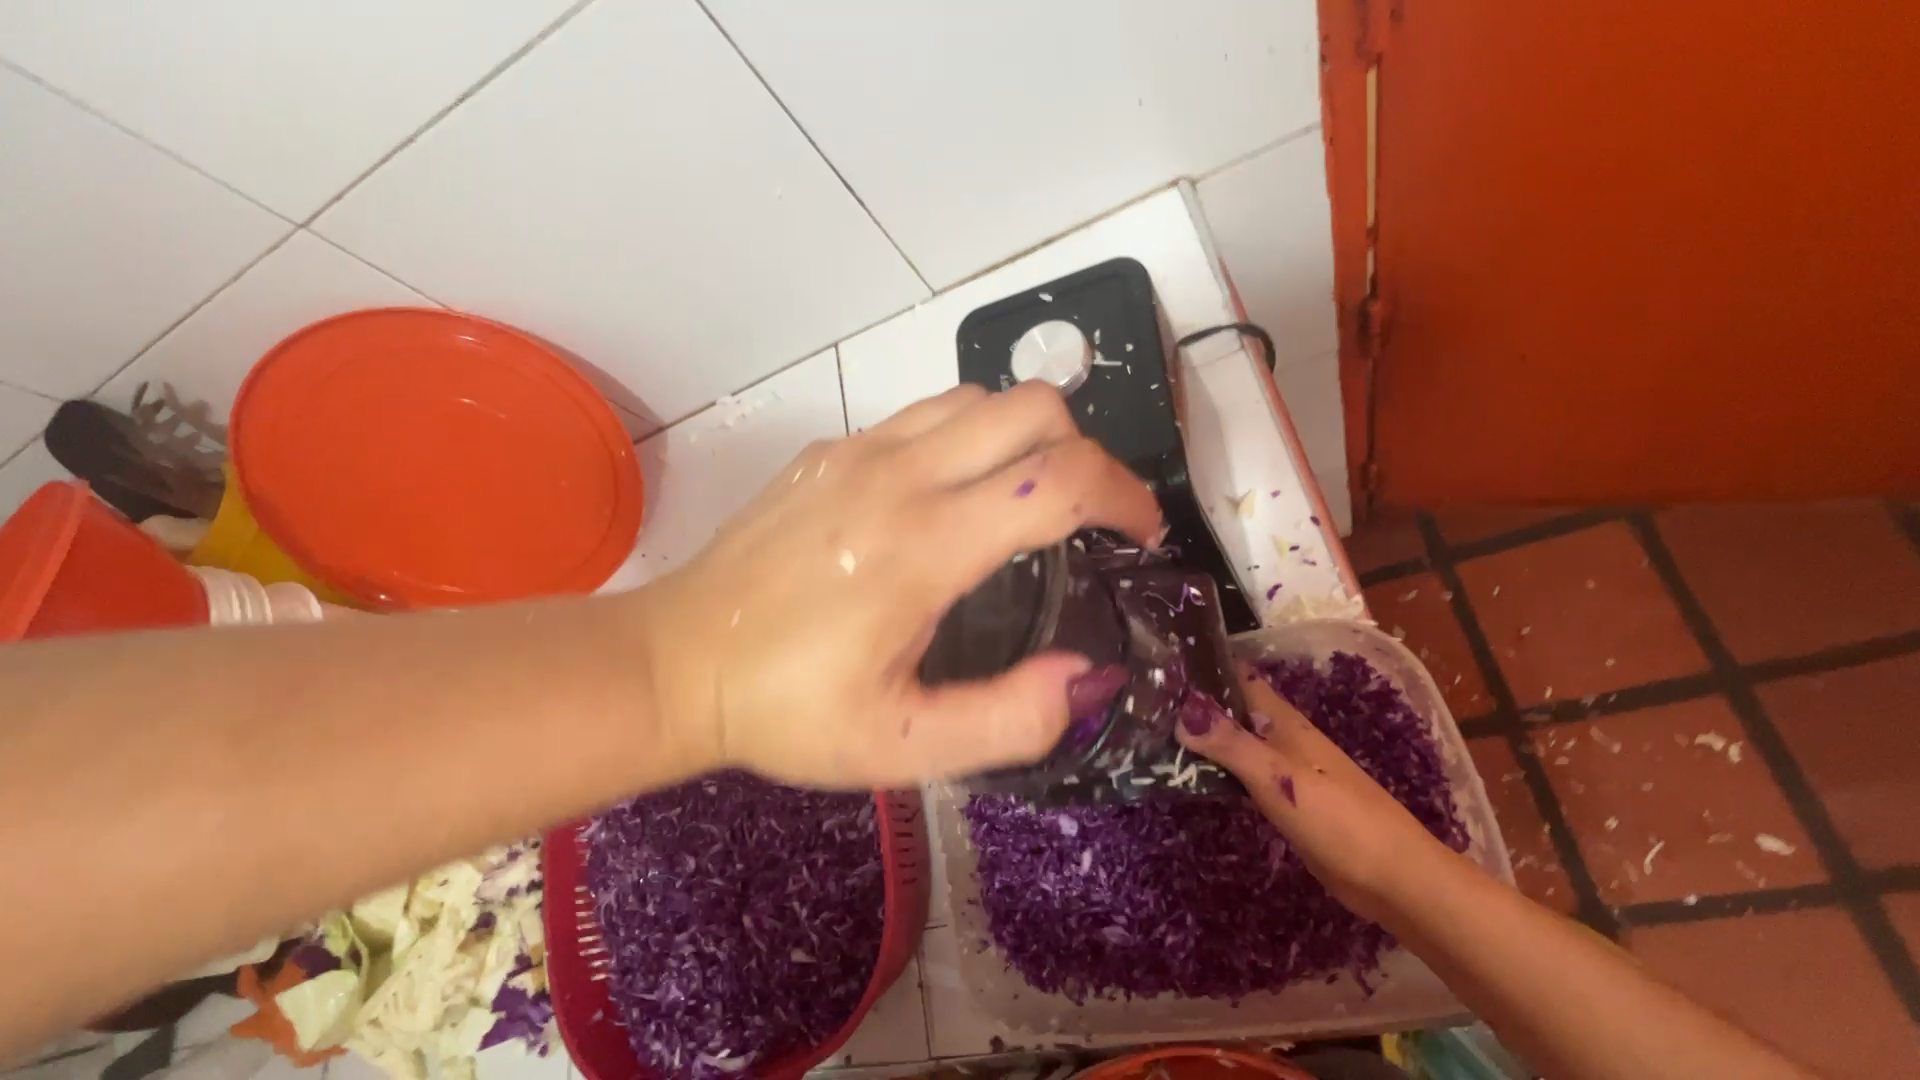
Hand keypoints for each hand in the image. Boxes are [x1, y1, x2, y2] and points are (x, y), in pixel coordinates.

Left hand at [640, 382, 1162, 788]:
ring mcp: (858, 451)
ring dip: (1028, 438)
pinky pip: (926, 414)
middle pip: (1034, 407)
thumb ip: (1008, 718)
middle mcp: (897, 475)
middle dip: (1088, 453)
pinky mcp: (830, 449)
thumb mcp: (902, 746)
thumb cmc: (788, 711)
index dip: (1125, 497)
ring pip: (980, 398)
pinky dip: (971, 437)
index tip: (1139, 535)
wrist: (677, 663)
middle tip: (1092, 517)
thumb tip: (1084, 676)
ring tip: (1028, 502)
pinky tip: (955, 496)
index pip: (1060, 480)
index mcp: (925, 546)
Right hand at [1177, 668, 1447, 920]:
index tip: (1161, 665)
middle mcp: (1285, 741)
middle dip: (1196, 706)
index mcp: (1287, 724)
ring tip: (1155, 736)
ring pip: (1238, 745)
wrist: (1396, 880)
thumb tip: (1180, 710)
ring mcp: (1288, 774)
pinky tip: (1192, 779)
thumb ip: (1231, 745)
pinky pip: (1244, 778)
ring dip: (1205, 740)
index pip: (1242, 679)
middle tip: (1144, 705)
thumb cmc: (1340, 820)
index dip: (1206, 668)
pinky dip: (1219, 772)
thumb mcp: (1279, 778)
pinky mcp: (1289, 805)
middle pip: (1235, 712)